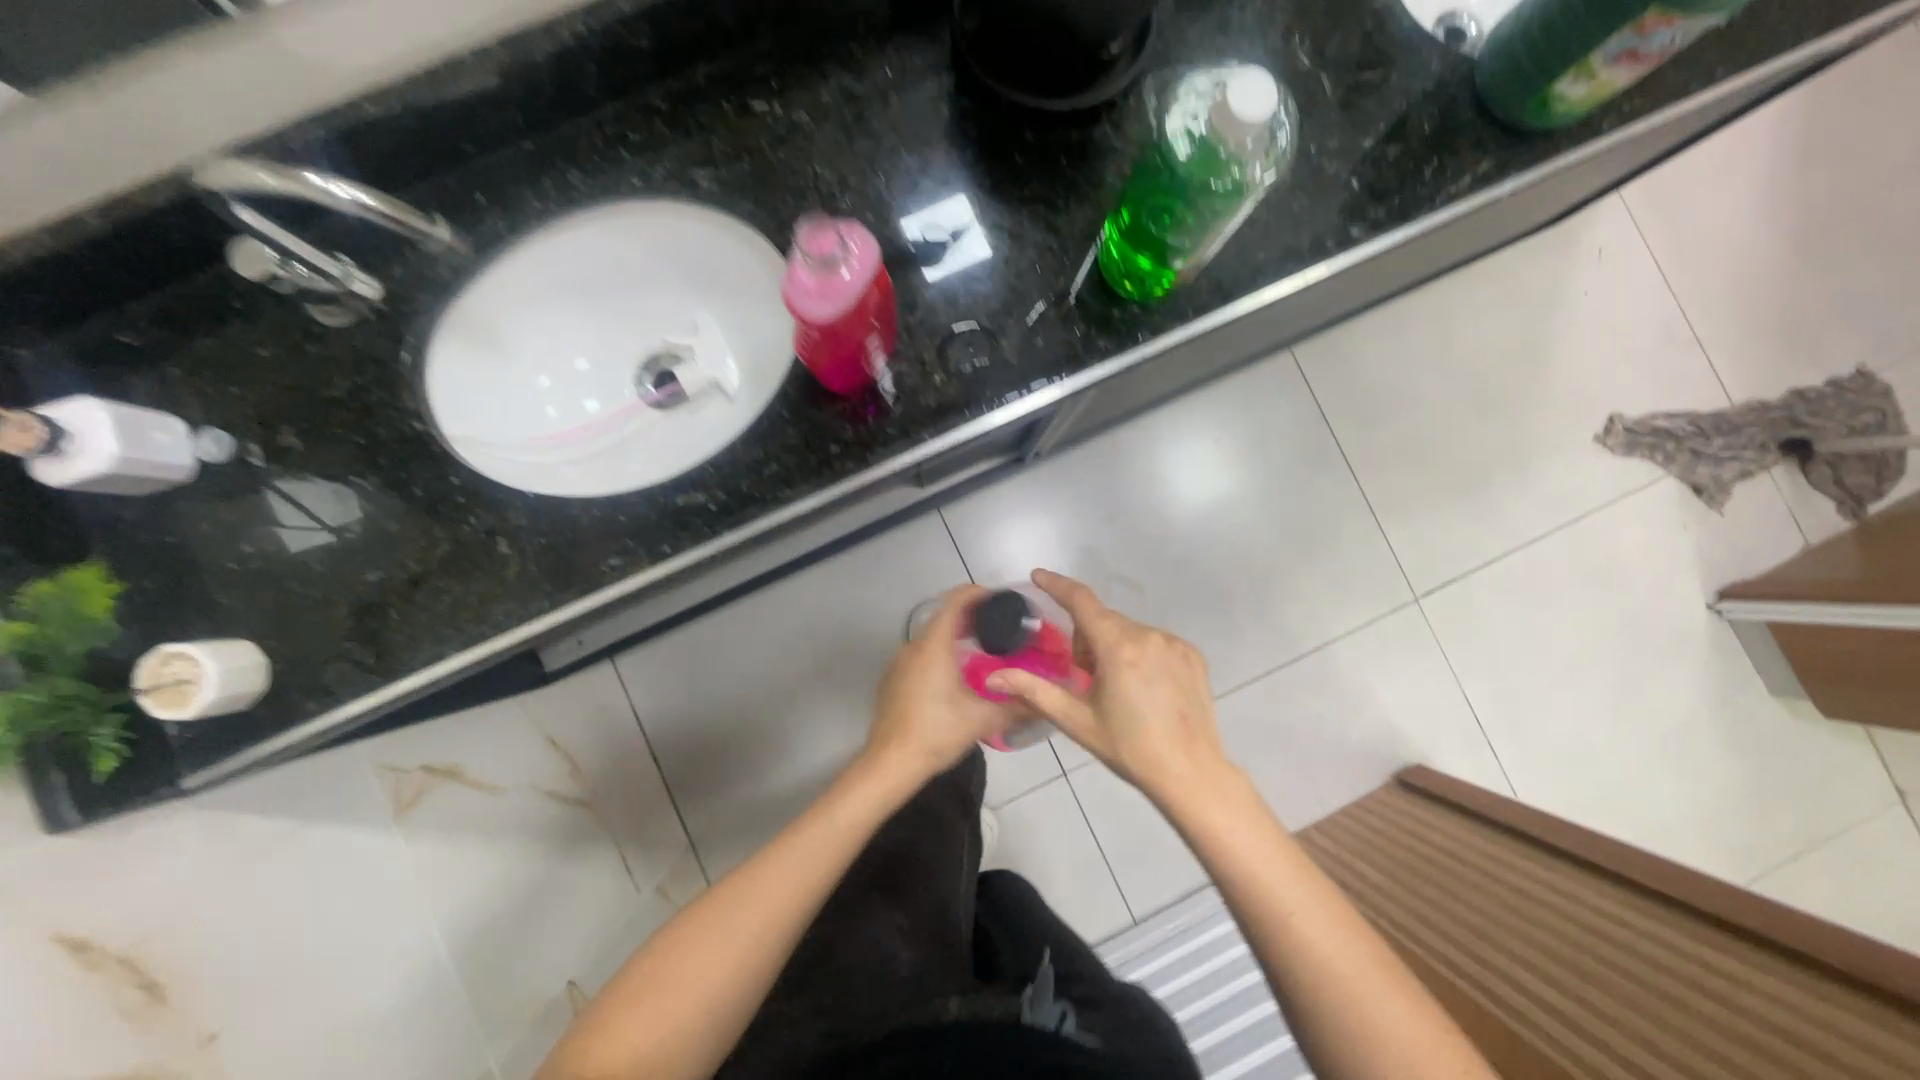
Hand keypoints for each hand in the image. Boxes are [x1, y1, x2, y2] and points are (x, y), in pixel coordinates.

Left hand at [863, 585, 1017, 785]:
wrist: (891, 763)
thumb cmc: (938, 733)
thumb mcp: (984, 719)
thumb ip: (1018, 706)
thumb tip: (1046, 701)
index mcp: (934, 646)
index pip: (955, 601)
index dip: (978, 593)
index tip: (1000, 601)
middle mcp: (913, 647)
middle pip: (942, 617)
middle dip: (971, 617)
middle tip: (999, 628)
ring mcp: (899, 663)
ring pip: (930, 638)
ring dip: (954, 638)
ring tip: (982, 651)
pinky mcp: (892, 680)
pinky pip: (919, 656)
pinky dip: (939, 655)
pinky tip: (955, 677)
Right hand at [987, 570, 1231, 804]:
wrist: (1190, 773)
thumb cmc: (1128, 748)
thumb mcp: (1076, 720)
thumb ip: (1033, 690)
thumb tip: (992, 677)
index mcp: (1117, 647)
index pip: (1081, 601)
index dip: (1057, 585)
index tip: (1038, 576)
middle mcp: (1149, 635)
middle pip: (1104, 621)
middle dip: (1086, 640)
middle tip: (1085, 680)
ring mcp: (1175, 643)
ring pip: (1130, 632)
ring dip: (1114, 648)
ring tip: (1119, 691)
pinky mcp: (1193, 655)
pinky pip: (1155, 642)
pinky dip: (1141, 655)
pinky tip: (1145, 690)